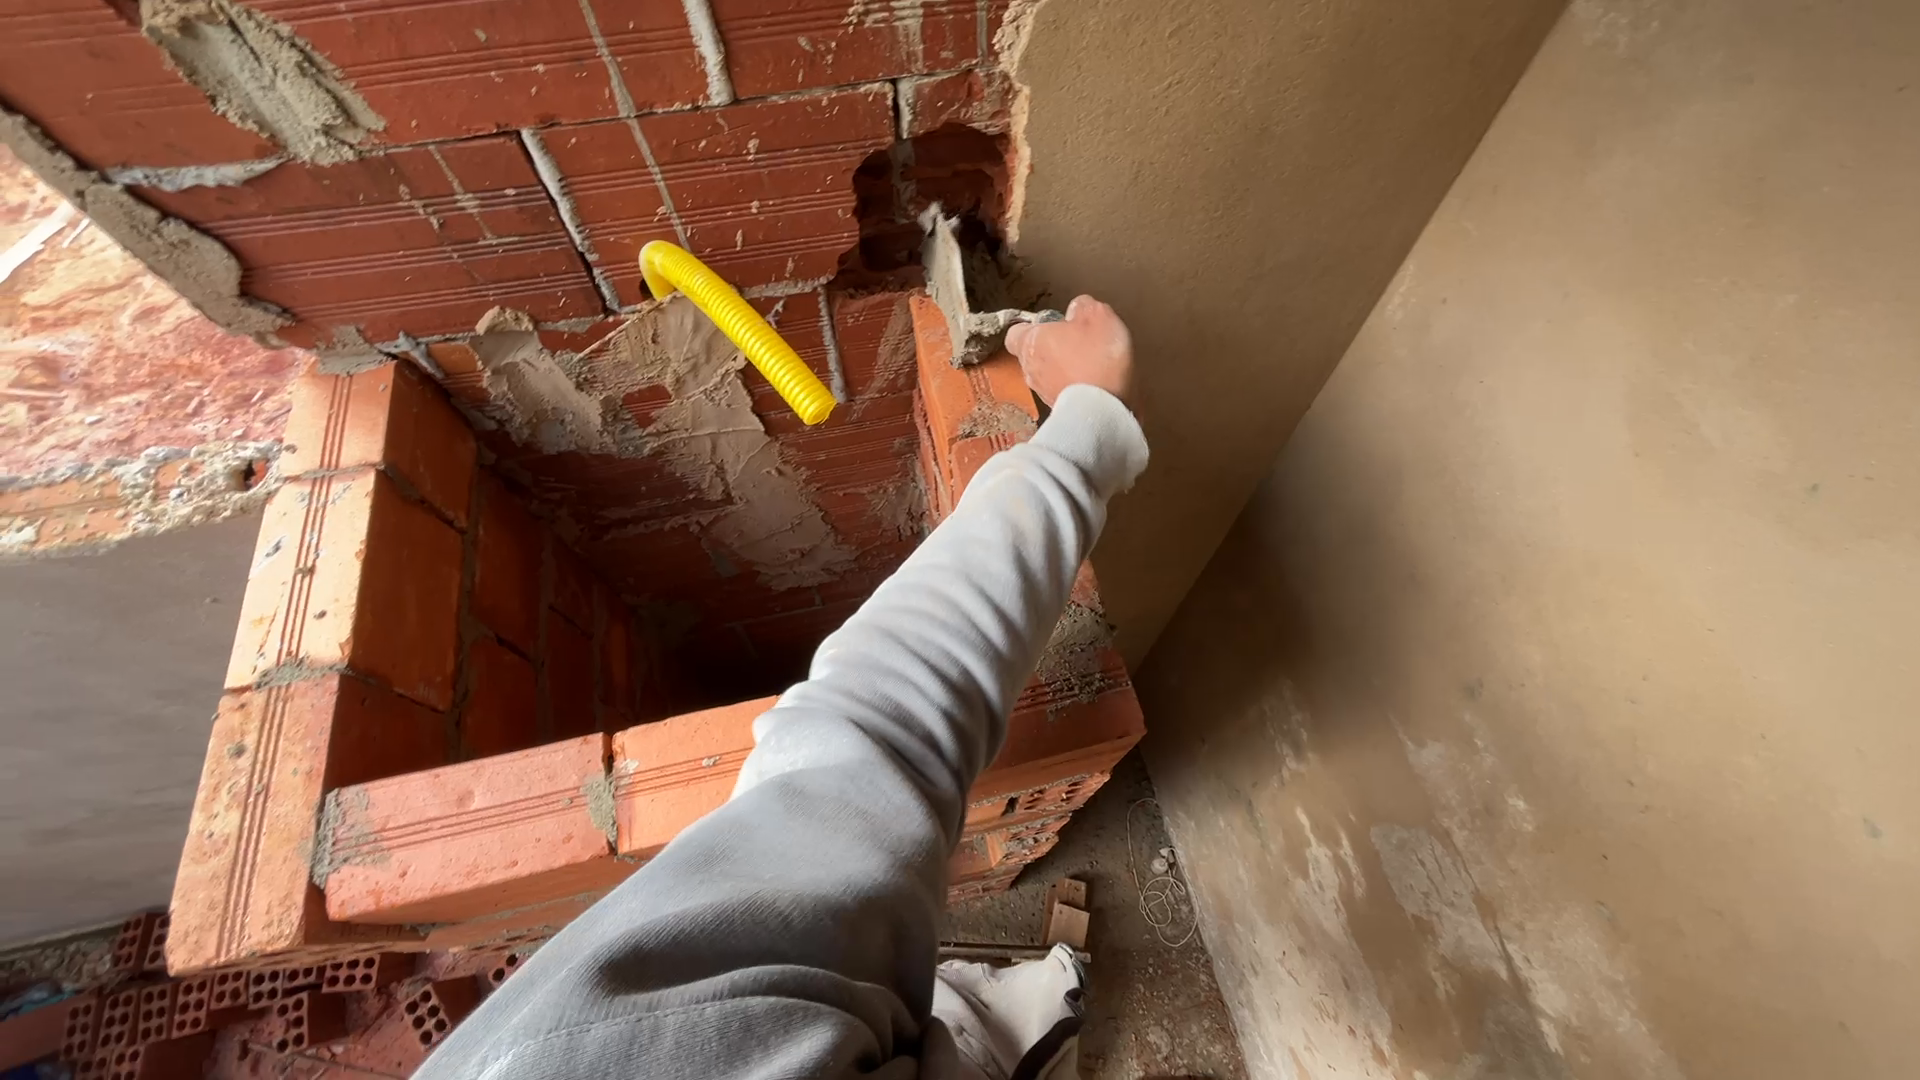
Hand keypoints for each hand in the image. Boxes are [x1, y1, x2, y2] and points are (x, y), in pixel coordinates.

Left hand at [1004, 295, 1133, 407]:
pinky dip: (1072, 386)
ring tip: (1089, 364)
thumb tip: (1077, 307)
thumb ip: (1083, 307)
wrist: (1099, 408)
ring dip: (1063, 369)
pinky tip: (1093, 383)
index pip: (1015, 333)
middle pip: (1033, 354)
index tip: (1049, 324)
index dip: (1031, 326)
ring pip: (1047, 374)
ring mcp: (1041, 392)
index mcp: (1030, 341)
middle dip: (1051, 348)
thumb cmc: (1094, 358)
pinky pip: (1060, 392)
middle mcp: (1029, 369)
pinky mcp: (1056, 409)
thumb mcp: (1097, 316)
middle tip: (1076, 341)